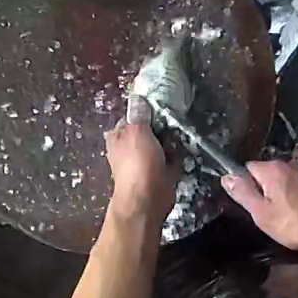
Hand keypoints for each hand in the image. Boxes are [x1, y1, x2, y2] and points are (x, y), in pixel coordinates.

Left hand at [105, 107, 176, 222]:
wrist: (147, 199)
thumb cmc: (138, 164)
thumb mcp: (137, 132)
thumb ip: (139, 114)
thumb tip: (138, 97)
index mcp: (118, 136)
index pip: (134, 116)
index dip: (147, 111)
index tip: (161, 109)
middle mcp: (130, 147)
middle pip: (150, 129)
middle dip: (162, 128)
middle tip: (171, 125)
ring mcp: (145, 160)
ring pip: (162, 143)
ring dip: (171, 143)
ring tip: (175, 141)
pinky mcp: (159, 172)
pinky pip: (171, 158)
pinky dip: (175, 157)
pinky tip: (178, 156)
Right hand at [220, 159, 297, 253]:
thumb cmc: (297, 223)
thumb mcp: (262, 213)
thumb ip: (243, 193)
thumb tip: (226, 177)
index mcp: (271, 169)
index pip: (245, 169)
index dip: (243, 187)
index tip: (249, 205)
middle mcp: (287, 164)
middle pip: (263, 176)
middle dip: (262, 193)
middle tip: (266, 216)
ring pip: (279, 183)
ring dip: (278, 198)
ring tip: (283, 219)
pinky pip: (293, 189)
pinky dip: (292, 201)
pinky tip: (297, 217)